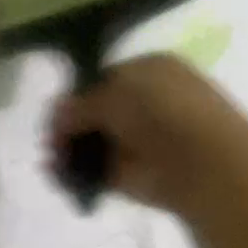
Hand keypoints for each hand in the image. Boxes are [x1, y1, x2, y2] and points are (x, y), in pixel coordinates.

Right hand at [49, 55, 247, 215]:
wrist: (199, 162)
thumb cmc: (163, 112)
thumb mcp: (116, 94)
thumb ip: (80, 104)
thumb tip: (55, 114)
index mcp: (146, 72)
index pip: (100, 81)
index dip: (74, 96)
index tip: (54, 113)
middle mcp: (140, 104)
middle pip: (91, 115)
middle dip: (66, 127)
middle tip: (48, 140)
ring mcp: (132, 141)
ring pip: (88, 144)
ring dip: (66, 151)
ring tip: (50, 160)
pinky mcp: (124, 175)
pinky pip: (90, 172)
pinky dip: (71, 174)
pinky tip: (55, 174)